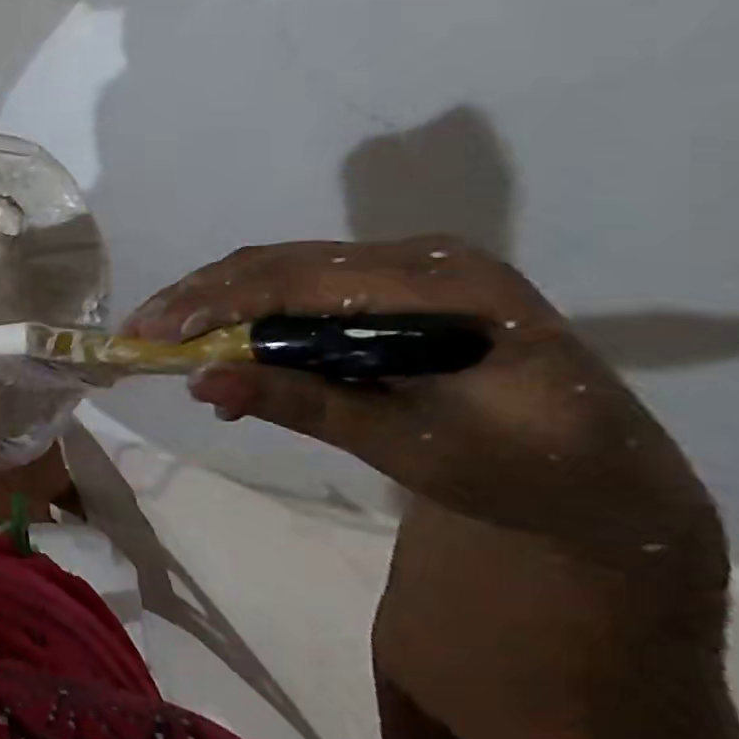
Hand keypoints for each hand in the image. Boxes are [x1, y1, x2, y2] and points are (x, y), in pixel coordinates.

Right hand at [124, 237, 721, 570]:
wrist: (597, 480)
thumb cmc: (519, 470)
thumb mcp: (409, 444)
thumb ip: (305, 403)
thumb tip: (204, 384)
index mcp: (443, 284)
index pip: (306, 278)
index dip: (224, 301)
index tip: (160, 328)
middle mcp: (418, 258)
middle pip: (284, 262)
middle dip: (204, 296)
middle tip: (141, 327)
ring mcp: (402, 268)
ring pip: (283, 269)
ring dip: (218, 300)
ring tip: (163, 332)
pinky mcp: (386, 288)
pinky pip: (301, 288)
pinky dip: (250, 313)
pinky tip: (219, 342)